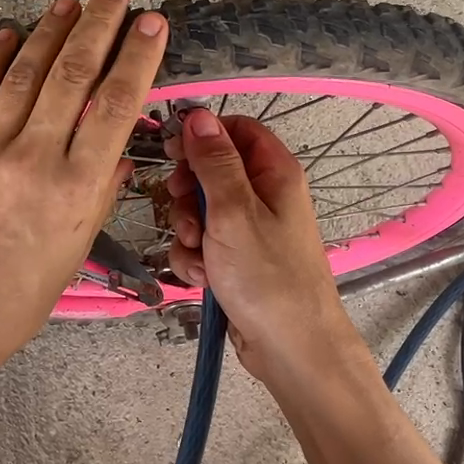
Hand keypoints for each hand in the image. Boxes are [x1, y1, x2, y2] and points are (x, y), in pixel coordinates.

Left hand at [0, 0, 167, 364]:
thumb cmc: (26, 291)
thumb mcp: (80, 246)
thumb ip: (101, 188)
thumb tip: (117, 145)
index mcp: (76, 187)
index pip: (115, 105)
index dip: (137, 58)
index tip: (152, 23)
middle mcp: (35, 158)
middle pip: (72, 75)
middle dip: (98, 26)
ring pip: (26, 74)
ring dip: (50, 31)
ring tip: (71, 2)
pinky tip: (11, 32)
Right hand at [165, 111, 356, 382]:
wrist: (290, 350)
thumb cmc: (267, 276)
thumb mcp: (233, 211)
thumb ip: (213, 162)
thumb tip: (198, 114)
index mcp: (274, 172)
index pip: (236, 129)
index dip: (203, 135)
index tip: (172, 151)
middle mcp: (263, 195)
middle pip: (210, 170)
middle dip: (188, 193)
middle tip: (185, 210)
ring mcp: (248, 229)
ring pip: (198, 210)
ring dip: (187, 232)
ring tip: (198, 255)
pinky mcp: (234, 259)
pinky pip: (201, 243)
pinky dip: (194, 259)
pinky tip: (202, 278)